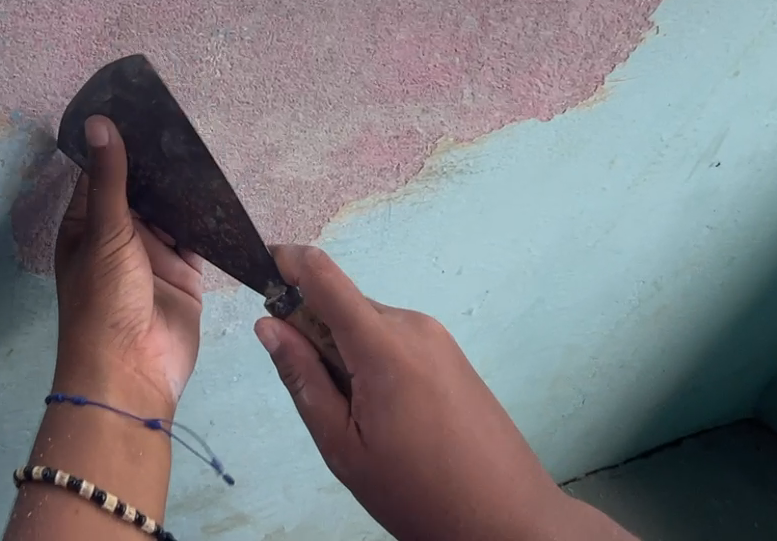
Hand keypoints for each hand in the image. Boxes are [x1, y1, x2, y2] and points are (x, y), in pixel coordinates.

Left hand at [52, 116, 205, 417]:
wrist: (133, 373)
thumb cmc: (104, 299)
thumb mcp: (105, 232)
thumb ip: (110, 178)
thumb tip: (98, 121)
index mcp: (87, 223)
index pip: (103, 173)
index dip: (118, 143)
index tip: (140, 108)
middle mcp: (119, 234)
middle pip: (140, 190)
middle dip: (157, 166)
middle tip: (183, 123)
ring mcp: (153, 254)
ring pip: (170, 212)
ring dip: (182, 190)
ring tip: (203, 147)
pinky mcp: (184, 272)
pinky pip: (196, 238)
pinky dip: (205, 219)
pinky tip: (218, 190)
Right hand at [256, 245, 634, 540]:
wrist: (515, 527)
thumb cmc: (420, 494)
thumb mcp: (344, 447)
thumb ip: (302, 378)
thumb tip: (268, 325)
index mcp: (382, 345)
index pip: (322, 273)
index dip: (285, 261)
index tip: (260, 277)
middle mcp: (410, 324)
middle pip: (340, 303)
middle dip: (312, 330)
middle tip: (316, 392)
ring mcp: (434, 336)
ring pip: (364, 322)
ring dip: (343, 349)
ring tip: (360, 415)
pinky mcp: (448, 351)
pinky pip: (390, 336)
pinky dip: (370, 357)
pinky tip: (387, 412)